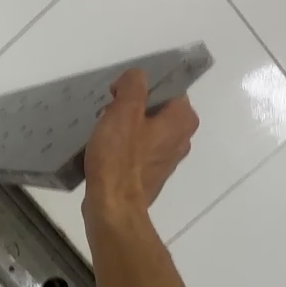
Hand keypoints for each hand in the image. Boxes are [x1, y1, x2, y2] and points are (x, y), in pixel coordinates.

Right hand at [81, 69, 199, 228]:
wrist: (113, 206)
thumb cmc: (119, 157)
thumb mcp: (123, 110)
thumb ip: (132, 84)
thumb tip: (132, 80)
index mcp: (183, 119)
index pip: (166, 89)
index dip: (139, 89)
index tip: (115, 99)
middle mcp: (182, 138)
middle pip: (155, 111)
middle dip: (131, 111)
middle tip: (106, 117)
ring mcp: (167, 160)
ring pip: (146, 133)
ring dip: (125, 132)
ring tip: (102, 137)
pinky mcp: (150, 177)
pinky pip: (137, 154)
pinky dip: (124, 152)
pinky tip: (105, 156)